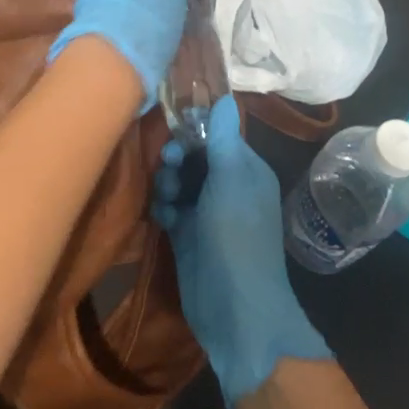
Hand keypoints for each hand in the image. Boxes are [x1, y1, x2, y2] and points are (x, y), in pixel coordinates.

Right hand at [153, 96, 330, 402]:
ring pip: (178, 181)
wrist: (237, 311)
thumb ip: (222, 139)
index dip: (194, 129)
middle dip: (176, 158)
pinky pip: (170, 209)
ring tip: (167, 198)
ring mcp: (207, 214)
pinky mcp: (188, 237)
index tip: (174, 131)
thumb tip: (224, 97)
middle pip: (193, 156)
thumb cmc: (237, 237)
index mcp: (246, 169)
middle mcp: (227, 187)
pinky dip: (163, 208)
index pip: (216, 134)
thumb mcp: (231, 180)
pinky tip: (163, 218)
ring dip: (167, 183)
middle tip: (168, 167)